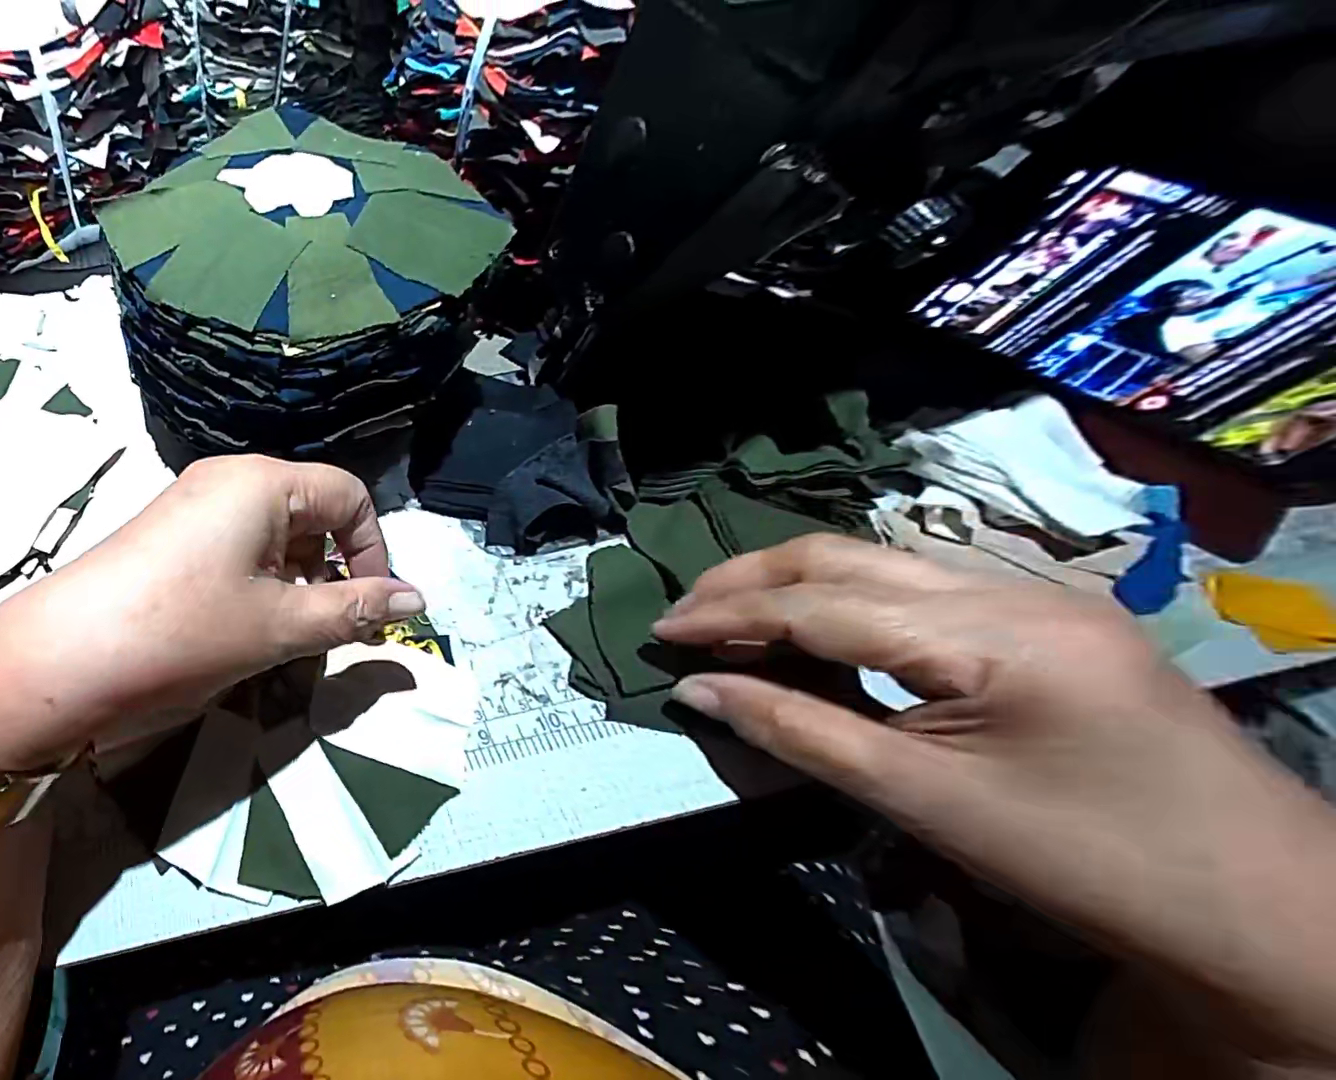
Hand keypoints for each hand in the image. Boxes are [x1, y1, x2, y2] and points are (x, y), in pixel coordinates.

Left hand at [0, 455, 422, 771]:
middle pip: (313, 510)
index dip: (374, 549)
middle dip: (336, 566)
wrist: (60, 662)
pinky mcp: (173, 534)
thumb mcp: (281, 625)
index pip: (348, 496)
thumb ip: (355, 611)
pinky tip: (246, 621)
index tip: (371, 605)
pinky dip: (263, 578)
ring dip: (301, 577)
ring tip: (286, 628)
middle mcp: (229, 479)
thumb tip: (419, 601)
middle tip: (330, 623)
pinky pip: (241, 544)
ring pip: (278, 531)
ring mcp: (195, 504)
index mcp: (262, 483)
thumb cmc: (184, 632)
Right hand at [652, 535, 1335, 1062]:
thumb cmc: (1084, 863)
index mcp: (995, 636)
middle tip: (683, 611)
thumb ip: (796, 730)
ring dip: (787, 582)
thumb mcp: (920, 799)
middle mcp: (1011, 591)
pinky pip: (908, 588)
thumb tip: (698, 690)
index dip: (730, 615)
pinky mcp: (1037, 616)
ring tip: (726, 614)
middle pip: (842, 558)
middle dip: (747, 580)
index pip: (821, 605)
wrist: (1275, 916)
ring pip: (872, 562)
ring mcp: (1031, 596)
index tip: (663, 630)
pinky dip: (836, 600)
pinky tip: (807, 627)